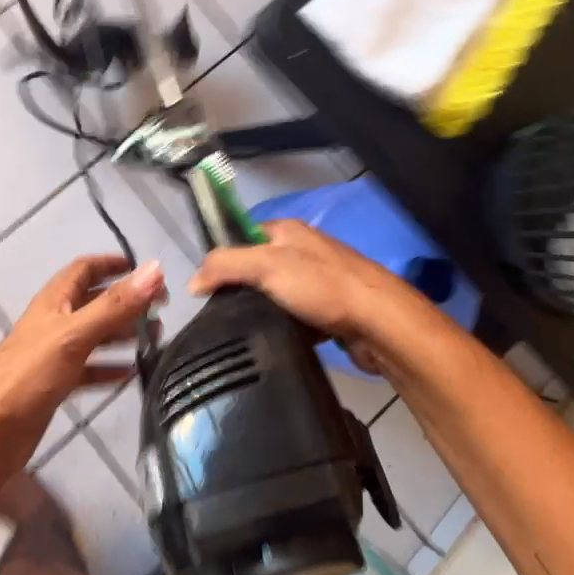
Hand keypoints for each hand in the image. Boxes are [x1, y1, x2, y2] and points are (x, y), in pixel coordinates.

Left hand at [0, 255, 165, 469]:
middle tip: (160, 311)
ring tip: (155, 339)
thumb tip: (155, 269)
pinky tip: (131, 374)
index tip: (144, 270)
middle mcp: (54, 322)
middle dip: (125, 303)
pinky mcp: (54, 384)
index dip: (111, 264)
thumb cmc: (30, 375)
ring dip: (121, 334)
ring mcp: (53, 354)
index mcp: (54, 301)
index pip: (84, 269)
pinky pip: (87, 369)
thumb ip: (115, 305)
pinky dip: (109, 367)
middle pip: (93, 303)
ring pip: (93, 336)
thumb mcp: (75, 334)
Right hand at [187, 220, 426, 372]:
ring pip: (278, 297)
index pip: (243, 237)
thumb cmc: (322, 286)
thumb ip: (226, 266)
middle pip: (260, 269)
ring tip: (245, 334)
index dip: (225, 260)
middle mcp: (304, 252)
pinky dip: (288, 329)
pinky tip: (278, 343)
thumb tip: (192, 282)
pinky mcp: (332, 312)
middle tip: (223, 317)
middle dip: (244, 291)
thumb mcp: (265, 266)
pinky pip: (298, 319)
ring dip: (266, 313)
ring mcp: (320, 282)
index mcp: (287, 231)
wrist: (380, 323)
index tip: (209, 289)